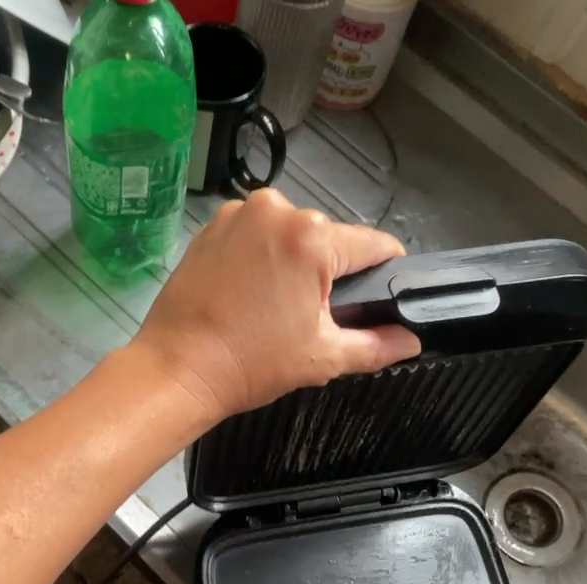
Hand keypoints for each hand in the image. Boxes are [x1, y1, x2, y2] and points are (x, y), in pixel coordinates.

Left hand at [130, 189, 420, 419]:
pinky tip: (246, 296)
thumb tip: (411, 342)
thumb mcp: (321, 357)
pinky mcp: (210, 226)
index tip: (377, 300)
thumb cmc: (249, 365)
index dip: (384, 274)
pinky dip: (258, 260)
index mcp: (312, 238)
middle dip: (327, 275)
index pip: (374, 246)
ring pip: (289, 236)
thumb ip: (375, 345)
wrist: (176, 370)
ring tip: (272, 311)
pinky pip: (254, 236)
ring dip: (291, 265)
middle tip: (307, 320)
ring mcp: (238, 214)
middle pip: (328, 240)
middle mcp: (277, 209)